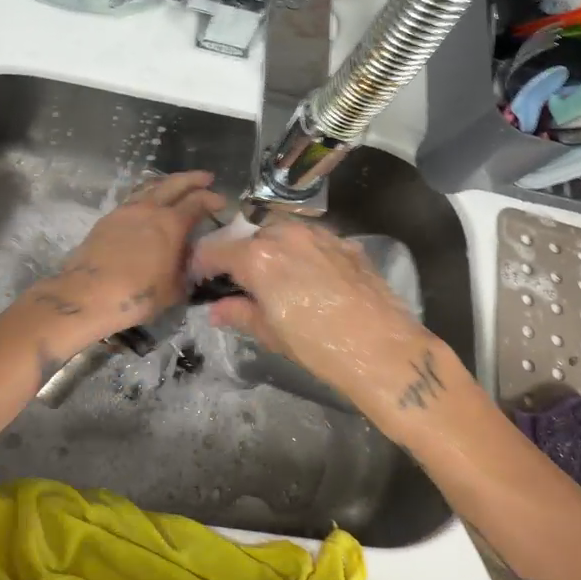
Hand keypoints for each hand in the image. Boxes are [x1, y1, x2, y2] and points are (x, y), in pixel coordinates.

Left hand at [17, 171, 225, 343]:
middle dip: (193, 179)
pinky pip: (134, 197)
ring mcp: (126, 210)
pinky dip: (148, 193)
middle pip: (175, 183)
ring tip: (177, 184)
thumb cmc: (137, 295)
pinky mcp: (108, 218)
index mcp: (171, 223)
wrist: (88, 294)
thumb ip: (187, 271)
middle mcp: (150, 209)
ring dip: (168, 182)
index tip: (222, 201)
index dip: (212, 199)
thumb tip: (193, 262)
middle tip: (206, 178)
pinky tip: (149, 203)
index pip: (198, 202)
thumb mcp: (174, 289)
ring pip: (151, 186)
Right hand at [191, 219, 442, 415]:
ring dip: (272, 249)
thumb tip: (216, 309)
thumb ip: (239, 314)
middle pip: (250, 236)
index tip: (199, 279)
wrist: (381, 347)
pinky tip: (311, 279)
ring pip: (283, 232)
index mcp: (258, 257)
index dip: (201, 265)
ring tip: (276, 279)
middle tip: (240, 283)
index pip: (216, 251)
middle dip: (239, 255)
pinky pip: (313, 240)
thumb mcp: (271, 333)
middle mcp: (286, 235)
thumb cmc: (318, 345)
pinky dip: (303, 253)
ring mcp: (319, 234)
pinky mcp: (346, 242)